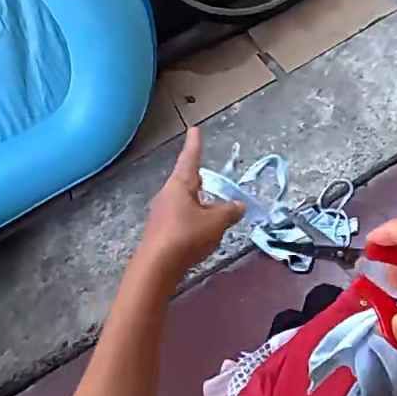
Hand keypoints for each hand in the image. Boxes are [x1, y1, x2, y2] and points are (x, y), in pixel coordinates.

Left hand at [139, 128, 243, 275]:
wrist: (157, 266)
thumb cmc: (187, 235)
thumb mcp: (216, 222)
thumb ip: (230, 211)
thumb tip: (239, 205)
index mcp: (180, 185)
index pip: (190, 159)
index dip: (195, 145)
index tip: (194, 129)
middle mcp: (167, 194)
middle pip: (186, 182)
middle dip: (200, 180)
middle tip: (209, 176)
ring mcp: (161, 213)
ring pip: (184, 201)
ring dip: (199, 203)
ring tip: (214, 211)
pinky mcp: (160, 230)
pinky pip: (181, 217)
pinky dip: (194, 219)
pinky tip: (202, 231)